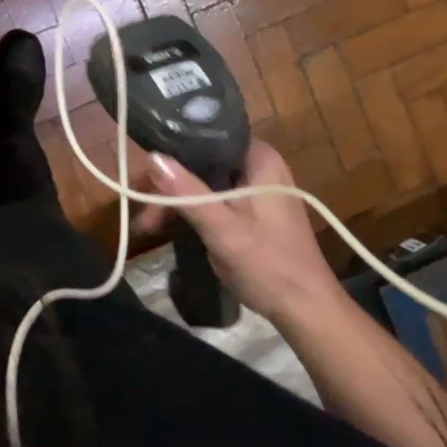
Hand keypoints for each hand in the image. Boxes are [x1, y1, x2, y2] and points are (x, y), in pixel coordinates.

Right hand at [142, 141, 344, 324]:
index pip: (209, 134)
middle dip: (168, 182)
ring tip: (147, 224)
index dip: (173, 145)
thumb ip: (188, 193)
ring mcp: (254, 190)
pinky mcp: (248, 211)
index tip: (144, 163)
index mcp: (260, 159)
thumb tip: (152, 157)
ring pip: (203, 182)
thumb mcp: (223, 229)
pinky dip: (189, 211)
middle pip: (201, 161)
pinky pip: (211, 199)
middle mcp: (258, 167)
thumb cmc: (269, 265)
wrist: (306, 312)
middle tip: (141, 204)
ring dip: (175, 200)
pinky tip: (166, 227)